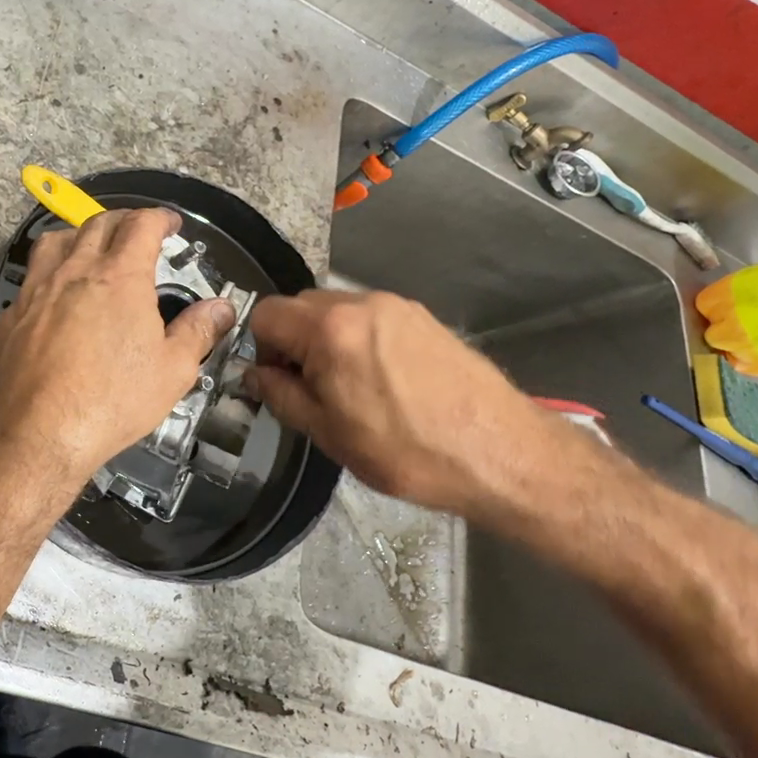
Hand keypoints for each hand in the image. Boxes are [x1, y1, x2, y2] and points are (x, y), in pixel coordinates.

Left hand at [0, 208, 238, 497]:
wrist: (42, 432)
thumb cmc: (112, 400)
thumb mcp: (173, 370)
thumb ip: (198, 331)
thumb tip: (221, 308)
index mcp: (119, 277)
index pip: (141, 225)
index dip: (159, 218)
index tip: (170, 223)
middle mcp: (75, 272)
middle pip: (98, 224)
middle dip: (123, 220)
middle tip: (137, 231)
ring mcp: (37, 291)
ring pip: (56, 241)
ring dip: (79, 235)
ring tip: (91, 248)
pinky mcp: (13, 316)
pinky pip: (31, 277)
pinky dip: (49, 272)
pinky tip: (55, 293)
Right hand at [246, 290, 619, 520]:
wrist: (502, 453)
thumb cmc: (408, 451)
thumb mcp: (329, 434)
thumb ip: (282, 395)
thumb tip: (256, 375)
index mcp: (330, 330)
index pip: (266, 314)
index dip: (260, 349)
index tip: (277, 381)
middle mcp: (361, 304)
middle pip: (300, 306)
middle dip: (292, 341)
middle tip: (309, 388)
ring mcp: (396, 306)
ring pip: (335, 309)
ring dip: (325, 339)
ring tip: (349, 387)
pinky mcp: (422, 317)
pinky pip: (369, 317)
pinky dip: (357, 338)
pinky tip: (381, 380)